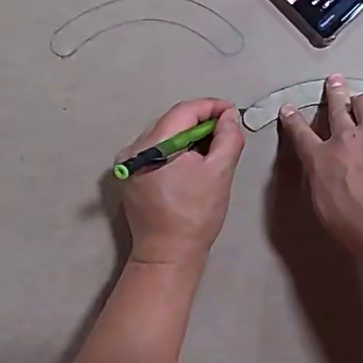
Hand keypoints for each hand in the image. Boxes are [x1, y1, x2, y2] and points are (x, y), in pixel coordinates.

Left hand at [118, 99, 244, 267]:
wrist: (167, 255)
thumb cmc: (195, 215)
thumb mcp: (219, 172)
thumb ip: (228, 138)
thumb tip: (229, 116)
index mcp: (153, 145)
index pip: (183, 111)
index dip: (211, 107)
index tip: (232, 111)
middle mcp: (134, 149)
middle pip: (172, 122)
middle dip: (201, 122)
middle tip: (227, 130)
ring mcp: (130, 164)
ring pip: (166, 136)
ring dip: (190, 137)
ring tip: (214, 147)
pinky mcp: (132, 177)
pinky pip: (158, 152)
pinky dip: (178, 151)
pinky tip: (195, 162)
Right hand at [277, 75, 362, 269]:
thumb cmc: (362, 229)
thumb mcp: (325, 212)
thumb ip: (320, 185)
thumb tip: (320, 174)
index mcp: (320, 161)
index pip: (300, 134)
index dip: (292, 120)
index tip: (289, 109)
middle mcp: (344, 139)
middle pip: (336, 106)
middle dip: (333, 92)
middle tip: (334, 81)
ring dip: (361, 100)